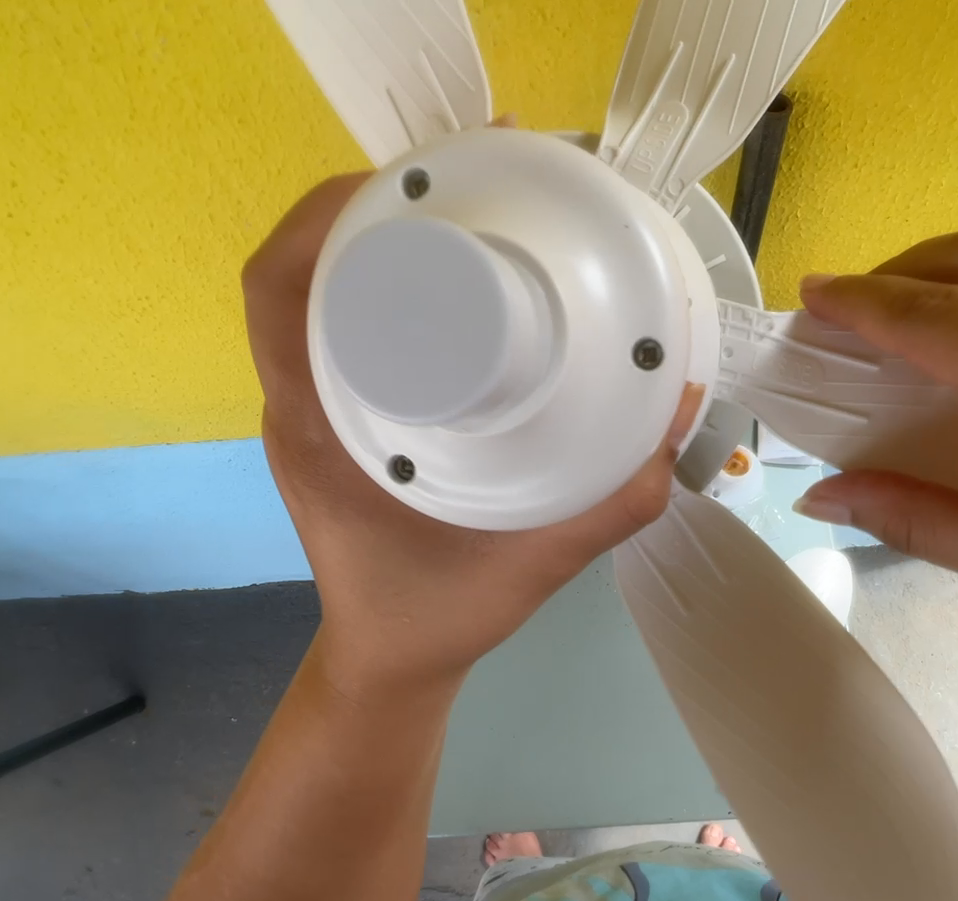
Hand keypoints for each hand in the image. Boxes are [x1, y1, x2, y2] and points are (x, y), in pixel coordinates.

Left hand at [244, 176, 702, 692]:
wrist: (393, 660)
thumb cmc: (435, 618)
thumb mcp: (527, 568)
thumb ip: (607, 503)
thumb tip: (677, 411)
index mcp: (319, 432)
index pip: (280, 291)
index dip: (327, 214)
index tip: (413, 182)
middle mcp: (302, 406)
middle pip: (302, 270)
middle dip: (371, 207)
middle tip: (465, 183)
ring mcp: (315, 410)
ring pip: (320, 293)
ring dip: (375, 238)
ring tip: (462, 209)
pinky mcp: (341, 416)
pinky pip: (340, 326)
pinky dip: (382, 283)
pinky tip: (449, 276)